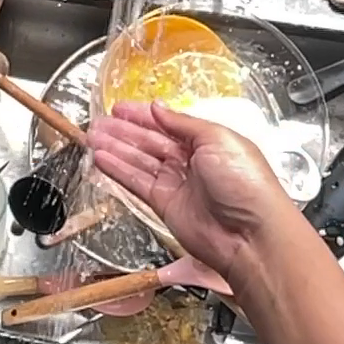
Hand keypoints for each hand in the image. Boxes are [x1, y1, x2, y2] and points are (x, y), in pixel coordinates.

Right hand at [86, 101, 300, 279]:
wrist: (252, 236)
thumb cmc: (245, 183)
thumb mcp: (217, 138)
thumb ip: (183, 123)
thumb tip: (158, 107)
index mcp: (207, 140)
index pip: (167, 123)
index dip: (143, 115)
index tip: (120, 107)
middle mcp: (190, 161)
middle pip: (149, 141)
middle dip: (123, 131)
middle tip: (98, 121)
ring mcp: (176, 184)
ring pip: (139, 161)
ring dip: (115, 148)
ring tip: (91, 137)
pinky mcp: (165, 205)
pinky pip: (137, 183)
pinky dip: (118, 171)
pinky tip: (101, 159)